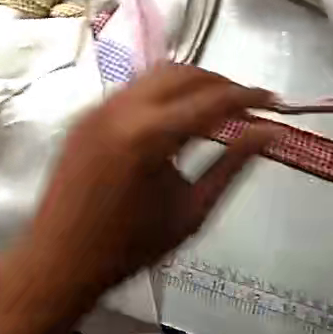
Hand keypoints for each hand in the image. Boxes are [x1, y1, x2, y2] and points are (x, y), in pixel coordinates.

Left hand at [0, 65, 274, 333]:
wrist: (58, 260)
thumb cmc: (129, 247)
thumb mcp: (191, 210)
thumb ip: (232, 165)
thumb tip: (268, 133)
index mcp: (152, 134)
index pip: (214, 98)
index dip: (249, 96)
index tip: (274, 101)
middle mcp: (122, 108)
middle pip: (185, 72)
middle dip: (221, 83)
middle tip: (246, 105)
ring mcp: (99, 108)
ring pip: (156, 74)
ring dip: (191, 83)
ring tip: (215, 108)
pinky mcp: (85, 115)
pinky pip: (132, 89)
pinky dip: (162, 93)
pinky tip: (175, 116)